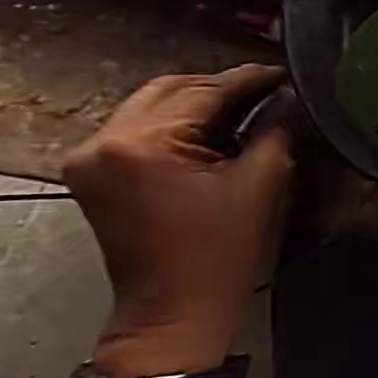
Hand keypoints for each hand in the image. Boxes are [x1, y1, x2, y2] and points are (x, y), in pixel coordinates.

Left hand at [62, 66, 294, 375]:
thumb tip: (289, 97)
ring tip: (250, 107)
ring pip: (153, 104)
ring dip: (201, 102)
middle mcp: (101, 142)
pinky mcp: (93, 173)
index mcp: (140, 144)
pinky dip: (180, 122)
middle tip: (271, 89)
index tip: (287, 72)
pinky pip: (141, 127)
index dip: (251, 79)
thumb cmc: (223, 247)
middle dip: (223, 86)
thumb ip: (275, 128)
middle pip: (170, 89)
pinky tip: (218, 130)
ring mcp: (89, 158)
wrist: (176, 304)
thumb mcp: (262, 180)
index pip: (203, 91)